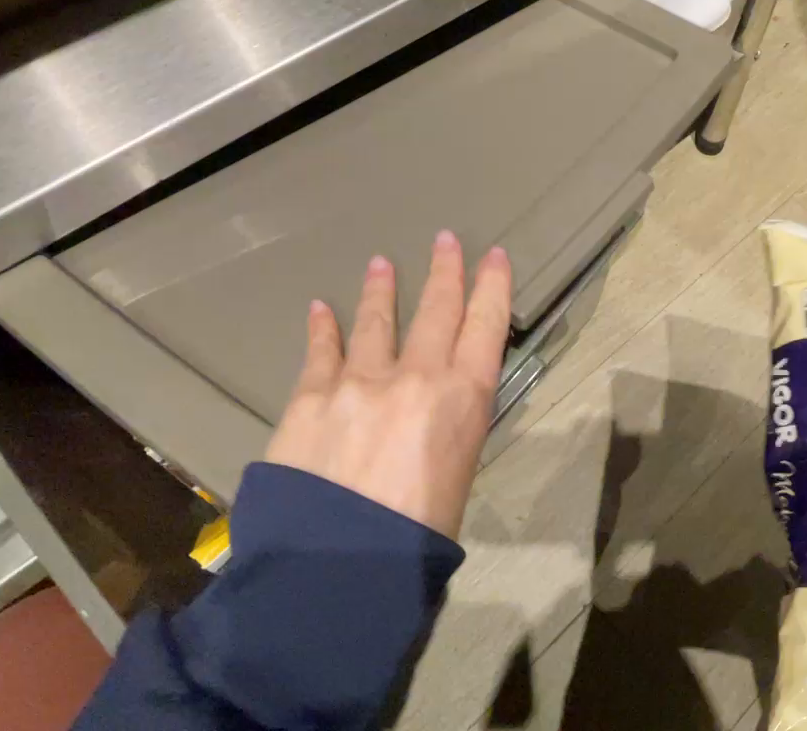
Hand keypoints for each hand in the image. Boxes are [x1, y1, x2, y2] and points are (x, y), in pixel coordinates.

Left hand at [264, 231, 510, 539]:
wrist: (337, 568)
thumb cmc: (418, 538)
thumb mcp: (458, 476)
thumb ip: (449, 432)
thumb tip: (434, 417)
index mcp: (464, 398)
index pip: (487, 325)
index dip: (493, 286)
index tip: (495, 256)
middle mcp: (417, 376)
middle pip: (437, 309)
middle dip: (445, 271)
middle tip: (446, 239)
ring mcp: (360, 381)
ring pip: (377, 321)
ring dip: (381, 291)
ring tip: (381, 264)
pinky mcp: (311, 397)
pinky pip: (320, 352)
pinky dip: (322, 329)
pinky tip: (320, 309)